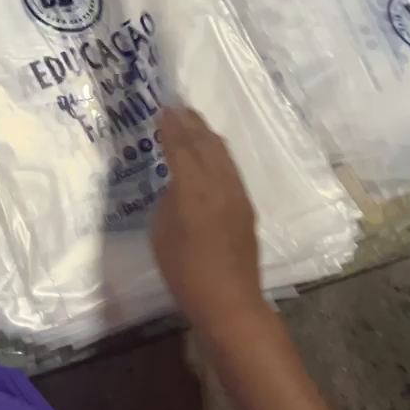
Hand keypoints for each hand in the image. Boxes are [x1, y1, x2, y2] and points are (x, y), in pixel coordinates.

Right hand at [151, 105, 266, 328]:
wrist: (230, 303)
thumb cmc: (185, 271)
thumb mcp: (162, 231)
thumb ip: (169, 198)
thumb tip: (177, 183)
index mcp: (193, 191)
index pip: (180, 148)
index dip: (170, 127)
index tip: (162, 109)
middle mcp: (219, 186)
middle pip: (205, 144)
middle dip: (191, 123)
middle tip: (177, 106)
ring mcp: (237, 195)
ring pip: (222, 153)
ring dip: (206, 134)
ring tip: (194, 120)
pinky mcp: (247, 207)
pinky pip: (230, 168)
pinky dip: (217, 152)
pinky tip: (211, 150)